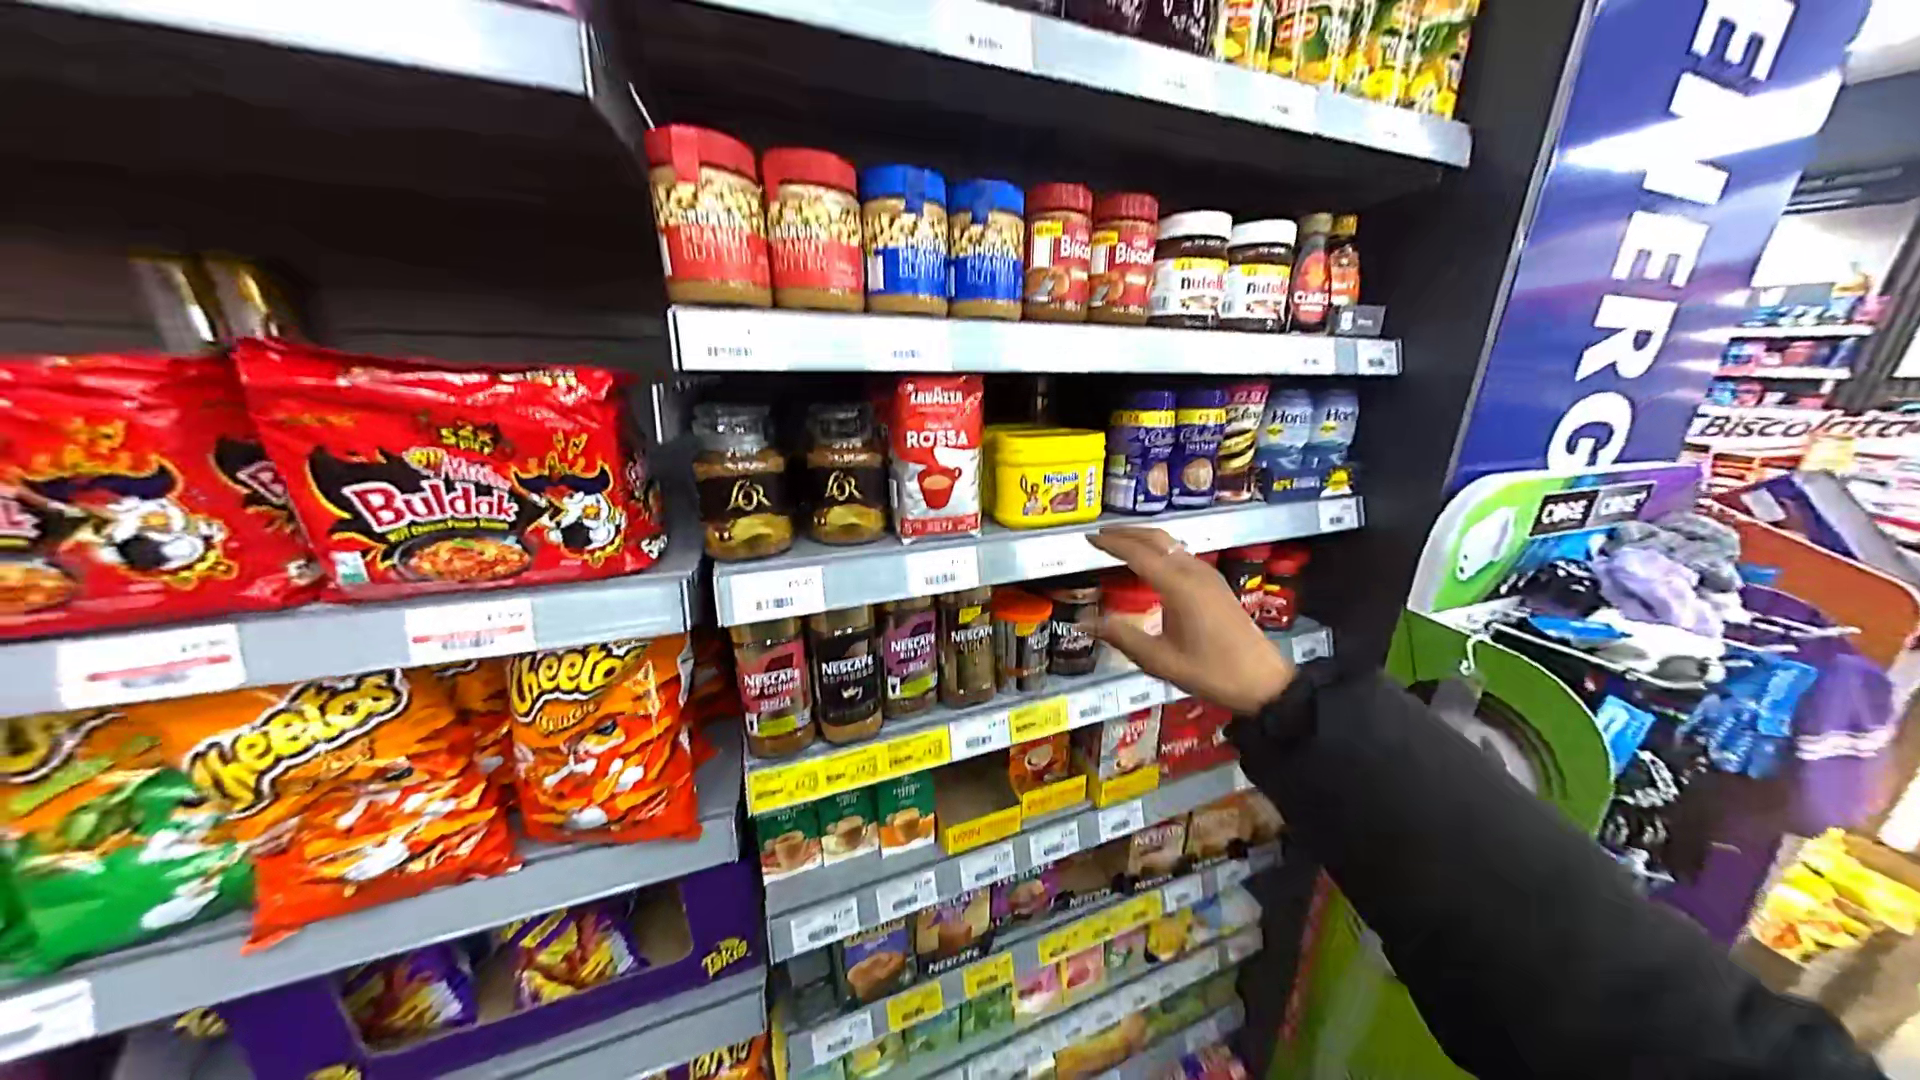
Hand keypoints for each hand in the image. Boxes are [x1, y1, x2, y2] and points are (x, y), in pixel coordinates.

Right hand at [1087, 526, 1294, 713]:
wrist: (1263, 681)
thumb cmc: (1211, 672)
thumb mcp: (1159, 660)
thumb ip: (1121, 636)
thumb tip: (1084, 622)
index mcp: (1179, 586)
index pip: (1137, 553)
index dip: (1111, 544)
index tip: (1089, 539)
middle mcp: (1194, 572)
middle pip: (1156, 538)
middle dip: (1126, 533)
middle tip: (1100, 535)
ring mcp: (1208, 575)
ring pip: (1171, 543)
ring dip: (1143, 538)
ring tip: (1119, 543)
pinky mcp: (1215, 583)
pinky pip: (1181, 553)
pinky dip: (1159, 548)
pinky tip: (1150, 561)